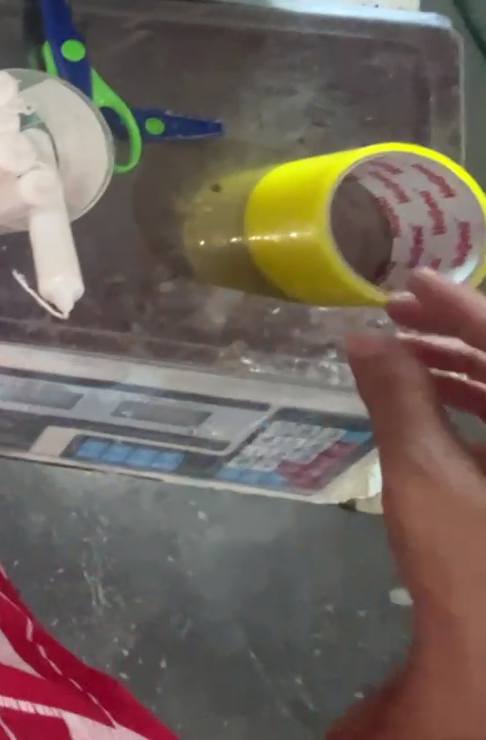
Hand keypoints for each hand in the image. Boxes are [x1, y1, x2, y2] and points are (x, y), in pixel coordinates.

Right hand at [339, 270, 485, 735]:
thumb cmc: (468, 557)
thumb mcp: (425, 471)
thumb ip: (398, 397)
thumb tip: (363, 337)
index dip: (467, 310)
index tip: (412, 280)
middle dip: (463, 331)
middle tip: (394, 312)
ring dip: (466, 362)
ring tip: (398, 350)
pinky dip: (477, 395)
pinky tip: (427, 390)